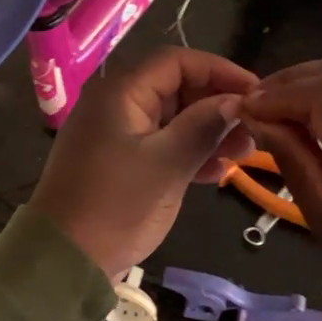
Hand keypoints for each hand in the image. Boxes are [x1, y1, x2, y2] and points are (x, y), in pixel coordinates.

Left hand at [31, 47, 258, 279]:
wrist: (64, 259)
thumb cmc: (115, 205)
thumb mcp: (167, 164)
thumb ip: (203, 126)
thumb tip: (237, 100)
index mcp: (121, 92)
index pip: (177, 61)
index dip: (220, 71)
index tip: (257, 93)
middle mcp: (116, 104)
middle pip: (176, 88)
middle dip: (217, 105)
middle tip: (255, 130)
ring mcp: (116, 134)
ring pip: (172, 118)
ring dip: (208, 132)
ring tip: (244, 153)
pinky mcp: (119, 162)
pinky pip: (161, 145)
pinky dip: (189, 153)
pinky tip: (218, 173)